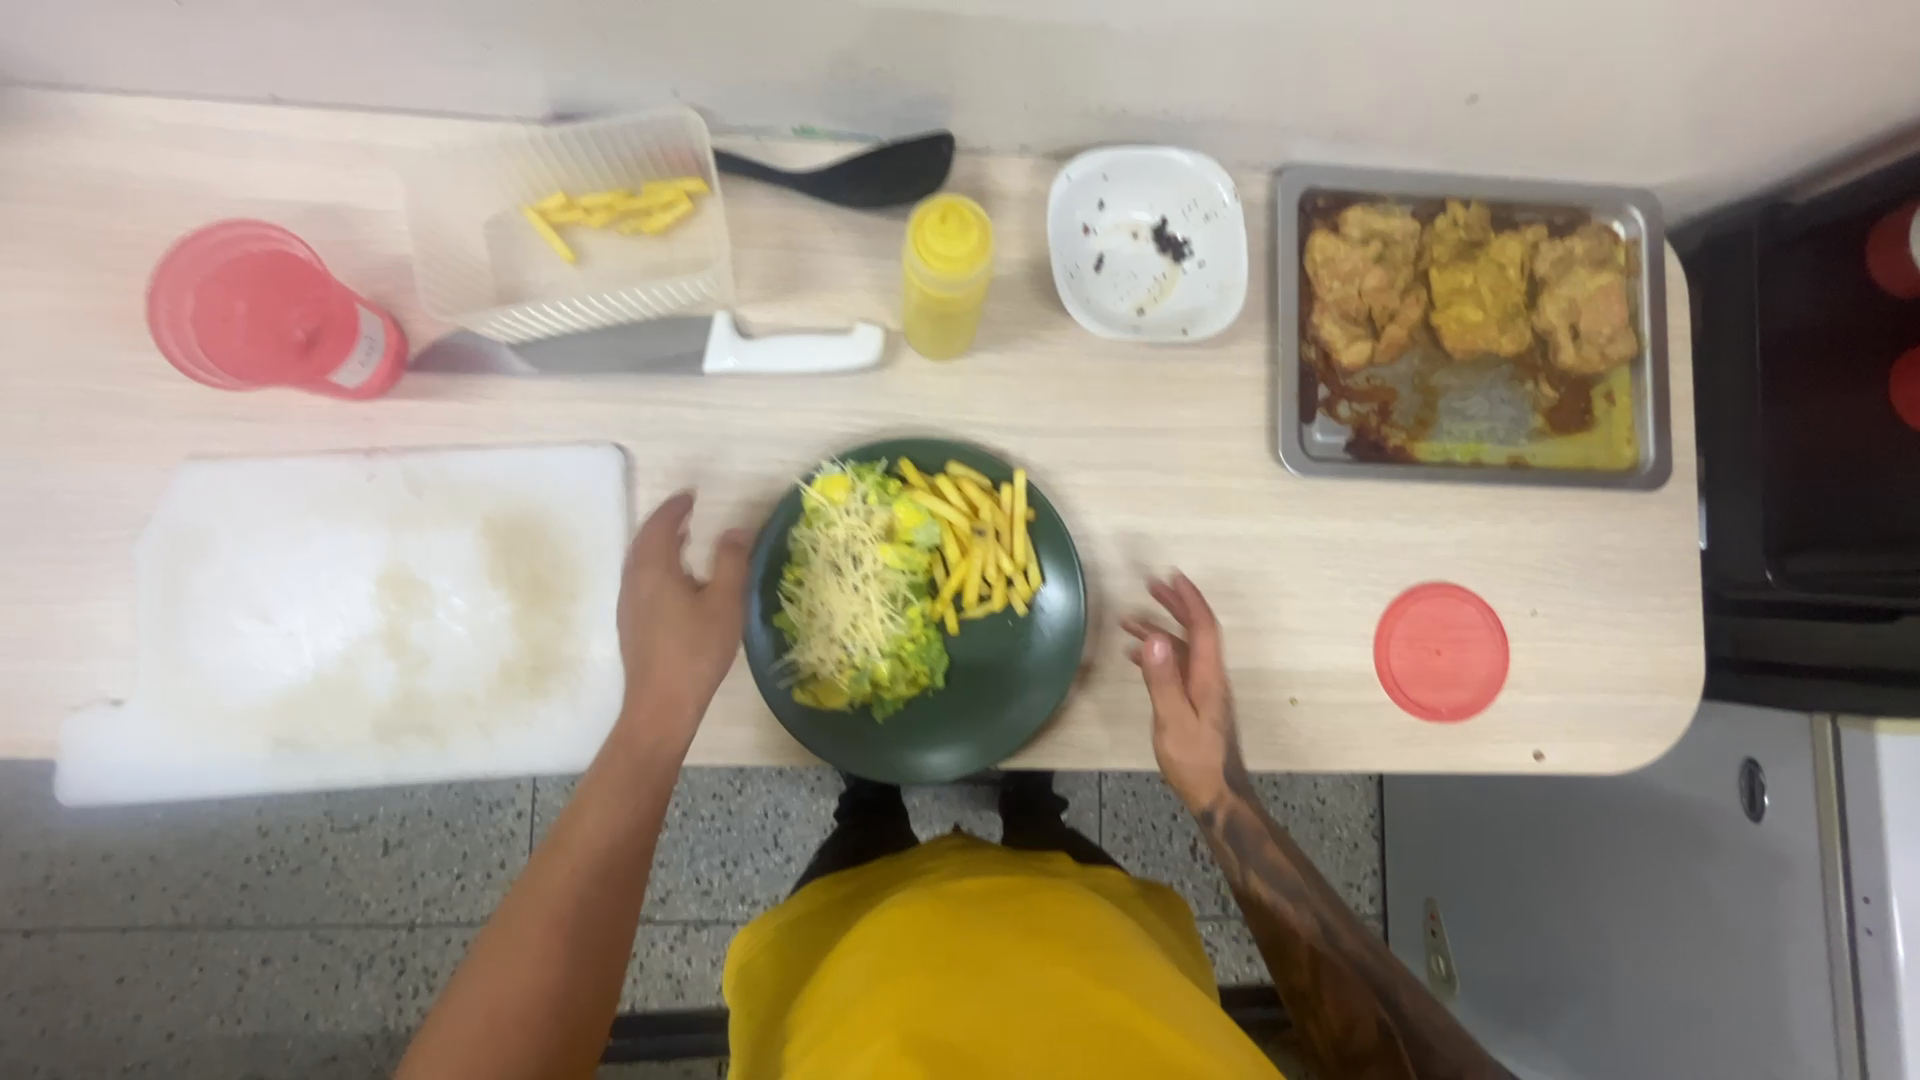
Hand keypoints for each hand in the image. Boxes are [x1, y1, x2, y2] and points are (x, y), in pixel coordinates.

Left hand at [614, 490, 750, 752]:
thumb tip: (736, 530)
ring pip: (639, 562)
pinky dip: (657, 565)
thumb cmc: (696, 651)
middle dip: (664, 523)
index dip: (675, 508)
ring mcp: (629, 604)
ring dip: (659, 545)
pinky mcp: (631, 624)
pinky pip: (641, 580)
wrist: (661, 703)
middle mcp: (634, 582)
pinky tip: (677, 582)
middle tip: (688, 514)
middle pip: (644, 541)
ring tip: (684, 541)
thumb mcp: (725, 603)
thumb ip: (731, 562)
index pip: (659, 526)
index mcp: (654, 570)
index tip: (692, 497)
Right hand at [1122, 572, 1245, 812]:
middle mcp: (1210, 676)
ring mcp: (1204, 690)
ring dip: (1160, 631)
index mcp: (1208, 676)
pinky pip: (1177, 667)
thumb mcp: (1172, 719)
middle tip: (1151, 586)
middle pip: (1196, 632)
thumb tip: (1155, 639)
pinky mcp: (1196, 702)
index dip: (1189, 600)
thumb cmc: (1194, 760)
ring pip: (1183, 649)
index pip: (1203, 627)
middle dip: (1175, 606)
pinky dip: (1158, 655)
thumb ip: (1162, 679)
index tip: (1172, 577)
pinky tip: (1136, 657)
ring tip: (1129, 621)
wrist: (1216, 794)